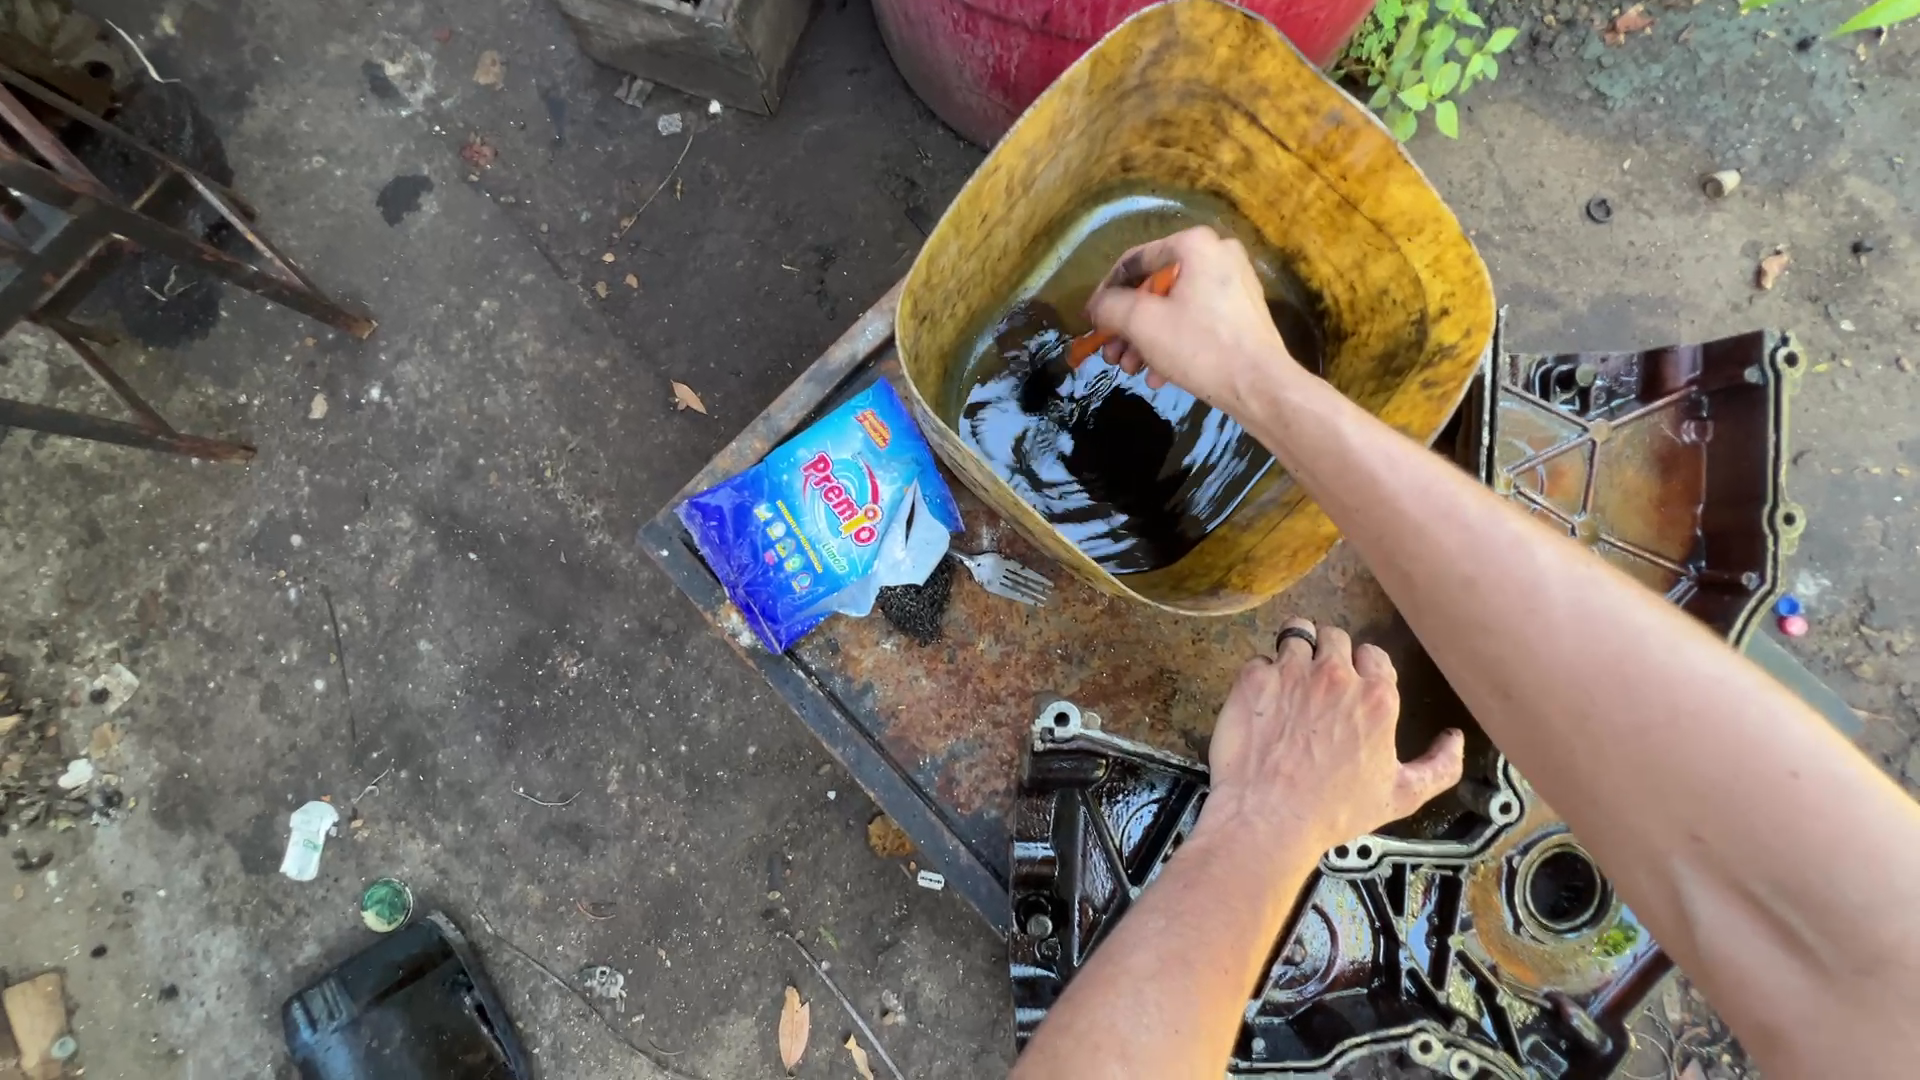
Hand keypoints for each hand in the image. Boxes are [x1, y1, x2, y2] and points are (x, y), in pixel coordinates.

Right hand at [1083, 225, 1301, 413]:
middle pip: (1153, 289)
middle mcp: (1216, 255)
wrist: (1259, 384)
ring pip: (1172, 309)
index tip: (1090, 323)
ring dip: (1144, 341)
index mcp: (1193, 245)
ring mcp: (1232, 284)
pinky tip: (1159, 375)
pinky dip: (1171, 344)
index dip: (1104, 293)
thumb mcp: (1141, 323)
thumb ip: (1109, 307)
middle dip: (1126, 327)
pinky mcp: (1241, 313)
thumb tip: (1096, 307)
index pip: (1132, 263)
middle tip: (1111, 355)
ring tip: (1132, 370)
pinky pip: (1194, 321)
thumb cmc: (1198, 346)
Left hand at [1199, 618, 1465, 853]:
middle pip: (1334, 636)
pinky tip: (1260, 699)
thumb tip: (1455, 738)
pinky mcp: (1254, 678)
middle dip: (1327, 651)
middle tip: (1316, 678)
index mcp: (1377, 698)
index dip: (1362, 666)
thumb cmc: (1336, 810)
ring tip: (1287, 677)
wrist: (1270, 815)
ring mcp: (1292, 673)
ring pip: (1296, 634)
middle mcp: (1336, 676)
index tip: (1352, 683)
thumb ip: (1439, 766)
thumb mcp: (1402, 795)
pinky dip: (1260, 674)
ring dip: (1294, 651)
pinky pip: (1259, 659)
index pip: (1373, 654)